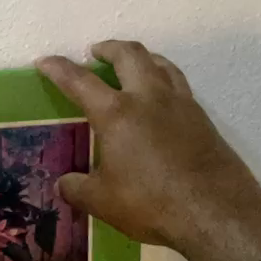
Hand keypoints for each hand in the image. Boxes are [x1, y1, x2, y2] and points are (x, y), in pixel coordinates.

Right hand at [37, 40, 260, 250]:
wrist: (215, 212)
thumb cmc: (150, 203)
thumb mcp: (101, 201)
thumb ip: (78, 188)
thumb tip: (64, 183)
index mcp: (116, 114)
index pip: (80, 81)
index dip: (58, 69)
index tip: (45, 62)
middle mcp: (148, 98)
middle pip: (129, 55)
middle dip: (109, 48)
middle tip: (96, 51)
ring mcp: (181, 105)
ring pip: (160, 63)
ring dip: (141, 57)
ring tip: (131, 64)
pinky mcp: (202, 118)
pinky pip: (178, 84)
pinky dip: (163, 78)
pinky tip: (159, 98)